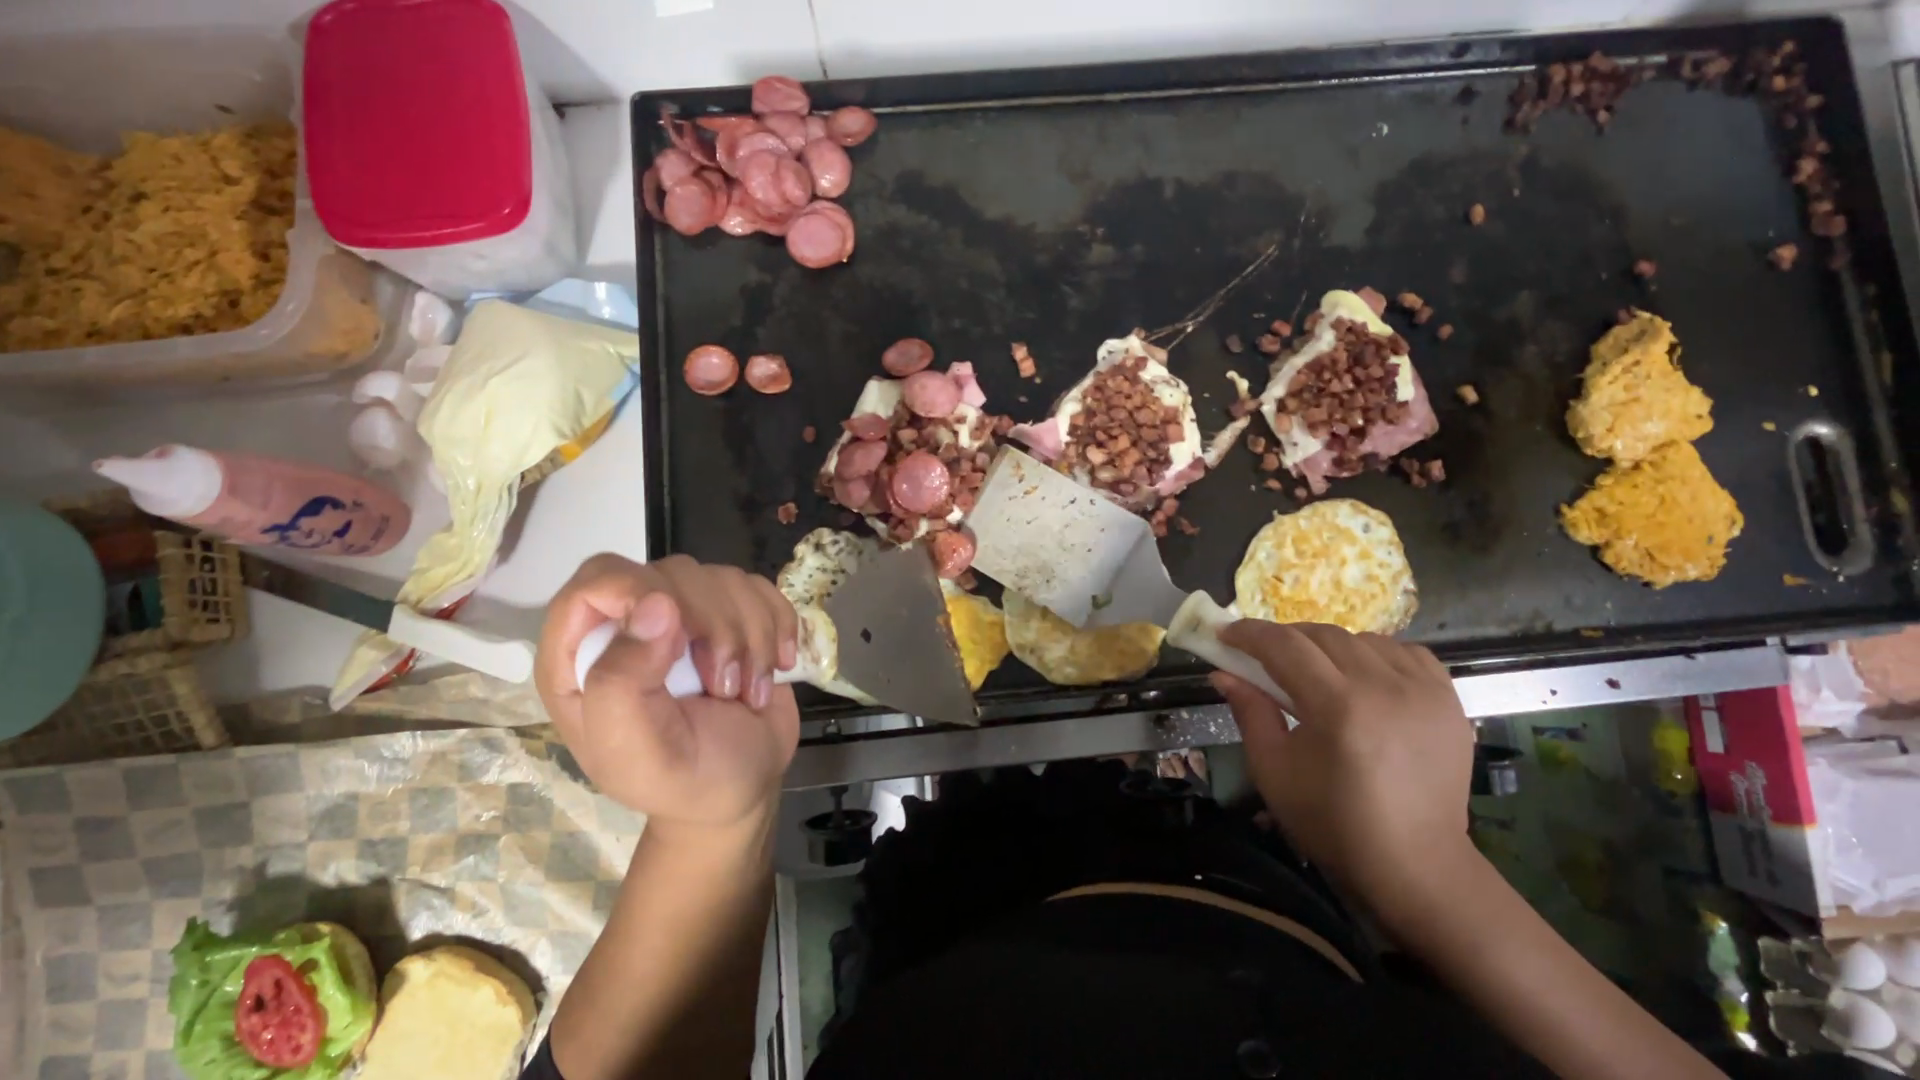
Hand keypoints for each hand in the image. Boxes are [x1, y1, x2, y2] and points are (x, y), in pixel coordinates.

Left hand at [535, 554, 800, 828]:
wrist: (741, 791)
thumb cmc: (682, 781)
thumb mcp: (636, 751)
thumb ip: (621, 682)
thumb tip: (653, 603)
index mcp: (583, 656)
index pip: (598, 581)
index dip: (639, 590)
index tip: (681, 631)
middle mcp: (630, 625)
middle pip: (671, 574)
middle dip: (714, 627)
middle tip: (725, 686)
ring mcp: (685, 615)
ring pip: (722, 579)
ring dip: (751, 637)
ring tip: (747, 690)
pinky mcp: (732, 614)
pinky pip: (759, 588)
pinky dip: (778, 625)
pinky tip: (777, 667)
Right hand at [1212, 621, 1477, 923]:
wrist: (1415, 863)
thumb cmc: (1333, 823)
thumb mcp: (1274, 771)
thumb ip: (1250, 713)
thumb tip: (1223, 673)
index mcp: (1338, 707)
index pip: (1285, 646)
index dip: (1250, 634)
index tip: (1225, 633)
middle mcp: (1384, 687)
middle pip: (1324, 635)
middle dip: (1286, 638)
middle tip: (1264, 657)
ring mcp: (1424, 690)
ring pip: (1364, 640)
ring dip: (1331, 647)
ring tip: (1316, 671)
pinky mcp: (1449, 699)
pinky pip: (1406, 653)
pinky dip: (1377, 655)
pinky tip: (1364, 679)